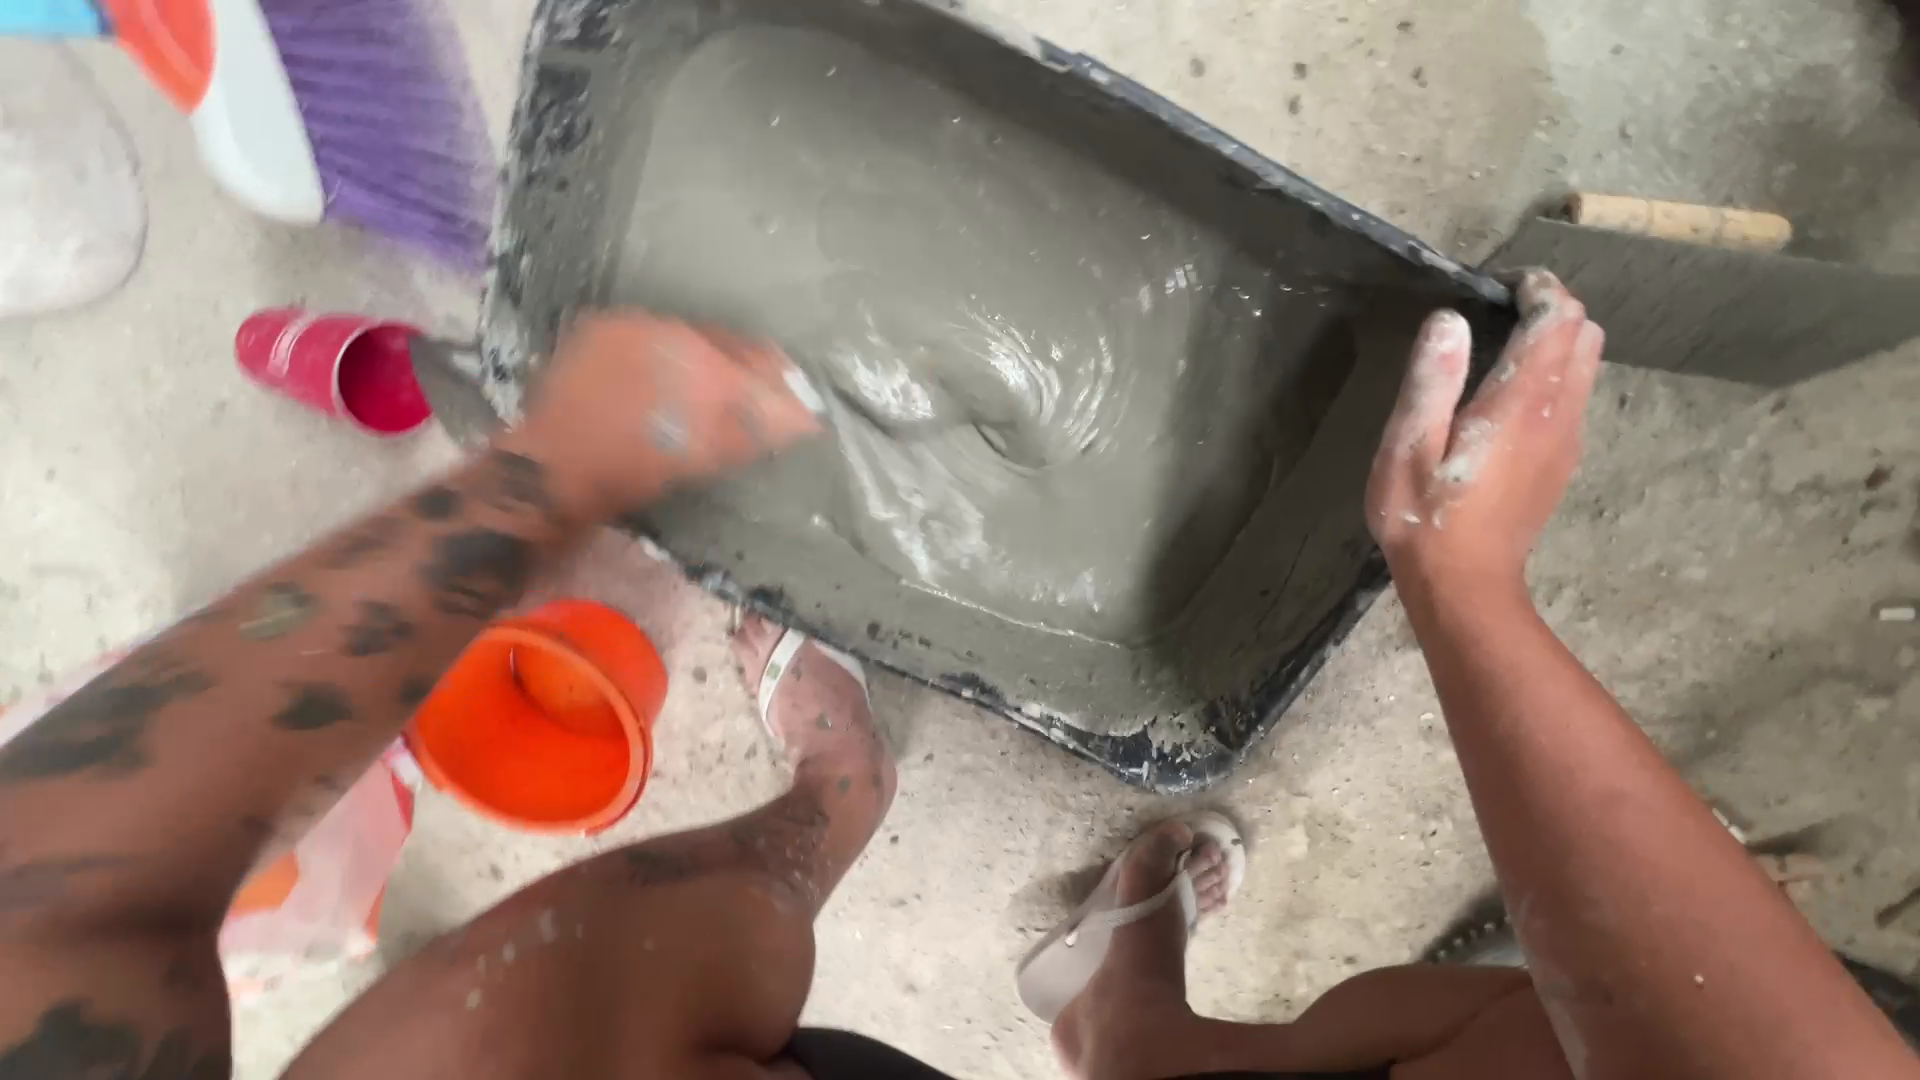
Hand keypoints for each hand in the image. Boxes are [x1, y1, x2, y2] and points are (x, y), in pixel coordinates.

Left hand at [505, 312, 823, 521]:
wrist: (554, 469)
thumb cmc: (635, 471)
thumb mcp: (707, 455)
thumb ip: (760, 429)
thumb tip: (806, 418)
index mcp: (702, 362)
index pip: (759, 359)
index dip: (782, 377)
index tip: (796, 395)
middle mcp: (671, 330)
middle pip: (727, 342)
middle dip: (748, 365)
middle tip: (760, 390)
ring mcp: (633, 325)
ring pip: (688, 335)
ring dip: (708, 356)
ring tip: (712, 385)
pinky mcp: (602, 328)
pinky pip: (651, 333)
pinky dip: (667, 352)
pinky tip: (667, 376)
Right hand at [1366, 270, 1605, 599]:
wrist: (1462, 582)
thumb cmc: (1423, 514)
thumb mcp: (1407, 446)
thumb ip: (1432, 379)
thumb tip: (1449, 320)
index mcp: (1521, 401)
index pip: (1557, 317)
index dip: (1536, 287)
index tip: (1497, 285)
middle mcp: (1559, 412)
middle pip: (1584, 333)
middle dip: (1551, 309)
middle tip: (1497, 313)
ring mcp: (1567, 439)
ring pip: (1586, 365)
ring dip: (1555, 342)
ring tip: (1500, 349)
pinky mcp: (1561, 461)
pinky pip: (1574, 397)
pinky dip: (1552, 376)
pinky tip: (1505, 400)